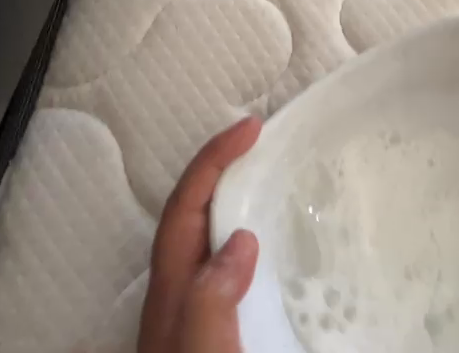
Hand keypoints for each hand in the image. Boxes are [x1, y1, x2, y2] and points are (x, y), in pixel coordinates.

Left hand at [138, 116, 263, 352]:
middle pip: (191, 220)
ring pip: (211, 243)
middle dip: (221, 170)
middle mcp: (181, 302)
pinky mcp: (225, 332)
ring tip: (277, 176)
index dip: (212, 163)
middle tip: (267, 141)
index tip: (253, 126)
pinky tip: (285, 245)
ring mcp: (200, 319)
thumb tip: (237, 239)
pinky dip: (256, 237)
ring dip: (236, 200)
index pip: (186, 213)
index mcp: (174, 300)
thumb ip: (209, 307)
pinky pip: (235, 269)